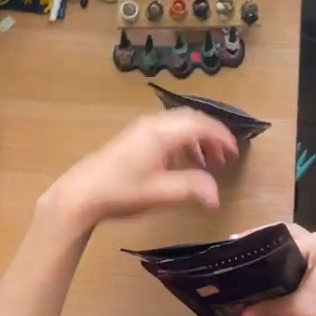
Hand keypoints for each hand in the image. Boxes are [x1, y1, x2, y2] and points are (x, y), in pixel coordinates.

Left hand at [40, 110, 239, 226]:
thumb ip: (191, 189)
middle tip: (224, 158)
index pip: (201, 125)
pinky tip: (181, 165)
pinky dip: (181, 143)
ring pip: (178, 125)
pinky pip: (166, 131)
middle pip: (191, 120)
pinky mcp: (133, 137)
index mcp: (163, 132)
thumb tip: (216, 195)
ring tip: (205, 164)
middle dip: (211, 136)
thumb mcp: (160, 193)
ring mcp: (141, 129)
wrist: (81, 193)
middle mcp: (154, 124)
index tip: (235, 153)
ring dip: (196, 140)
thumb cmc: (121, 191)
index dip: (221, 137)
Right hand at [239, 223, 315, 315]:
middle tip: (238, 251)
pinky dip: (280, 262)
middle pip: (283, 235)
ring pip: (289, 247)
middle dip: (261, 242)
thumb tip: (240, 315)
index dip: (256, 236)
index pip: (279, 232)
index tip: (235, 244)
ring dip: (271, 252)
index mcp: (315, 243)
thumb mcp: (294, 310)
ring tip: (247, 260)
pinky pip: (295, 257)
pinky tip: (265, 272)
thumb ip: (266, 309)